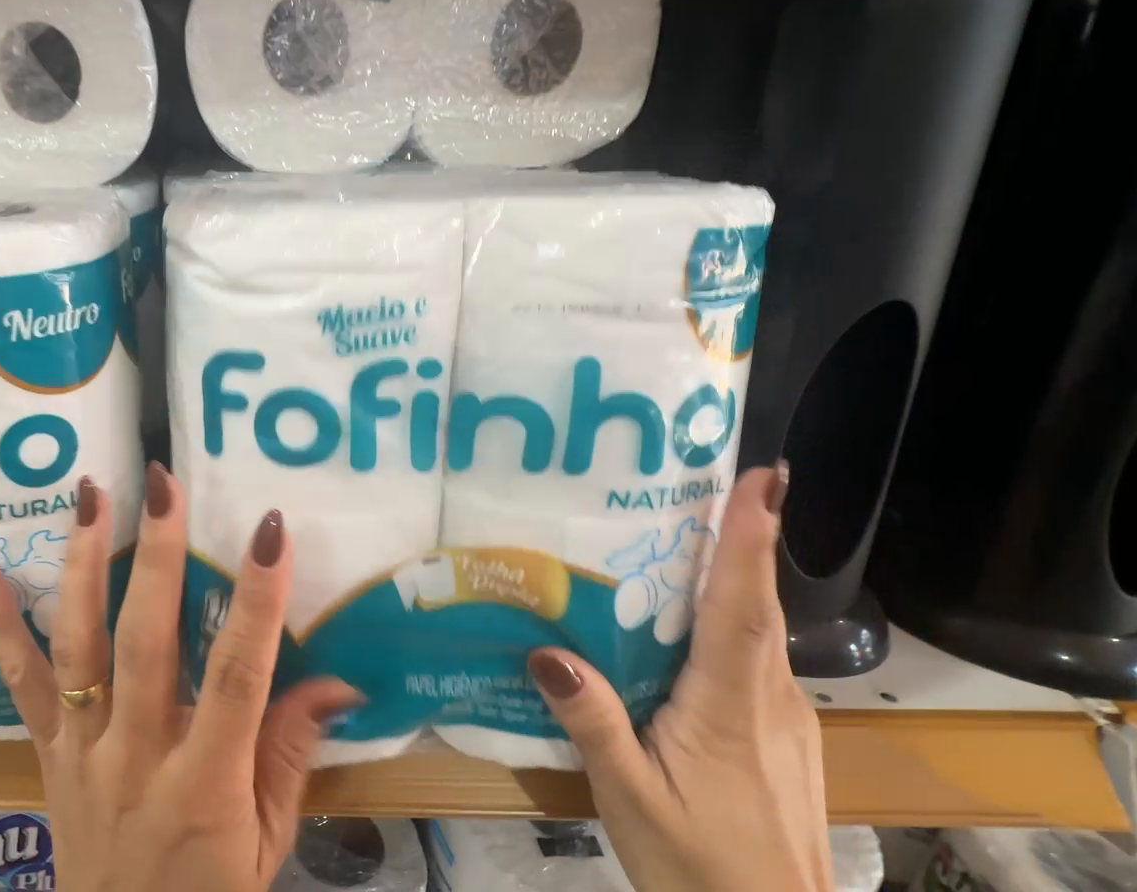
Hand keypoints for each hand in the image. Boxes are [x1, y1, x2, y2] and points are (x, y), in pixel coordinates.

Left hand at [0, 465, 359, 891]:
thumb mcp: (269, 838)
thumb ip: (294, 754)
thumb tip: (341, 680)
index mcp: (204, 783)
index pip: (237, 679)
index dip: (255, 604)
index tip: (269, 532)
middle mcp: (134, 755)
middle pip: (144, 644)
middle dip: (156, 557)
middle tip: (162, 484)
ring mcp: (80, 748)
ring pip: (77, 646)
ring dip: (82, 565)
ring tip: (89, 495)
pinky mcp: (46, 749)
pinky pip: (20, 683)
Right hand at [529, 463, 829, 891]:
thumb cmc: (699, 868)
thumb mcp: (630, 798)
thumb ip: (592, 722)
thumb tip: (546, 650)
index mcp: (729, 705)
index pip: (741, 606)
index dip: (750, 539)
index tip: (766, 477)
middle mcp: (769, 700)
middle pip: (756, 607)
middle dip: (742, 540)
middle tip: (713, 482)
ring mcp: (784, 722)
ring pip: (758, 633)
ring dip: (735, 579)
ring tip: (688, 538)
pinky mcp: (783, 740)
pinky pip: (755, 662)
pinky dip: (732, 624)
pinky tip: (692, 629)